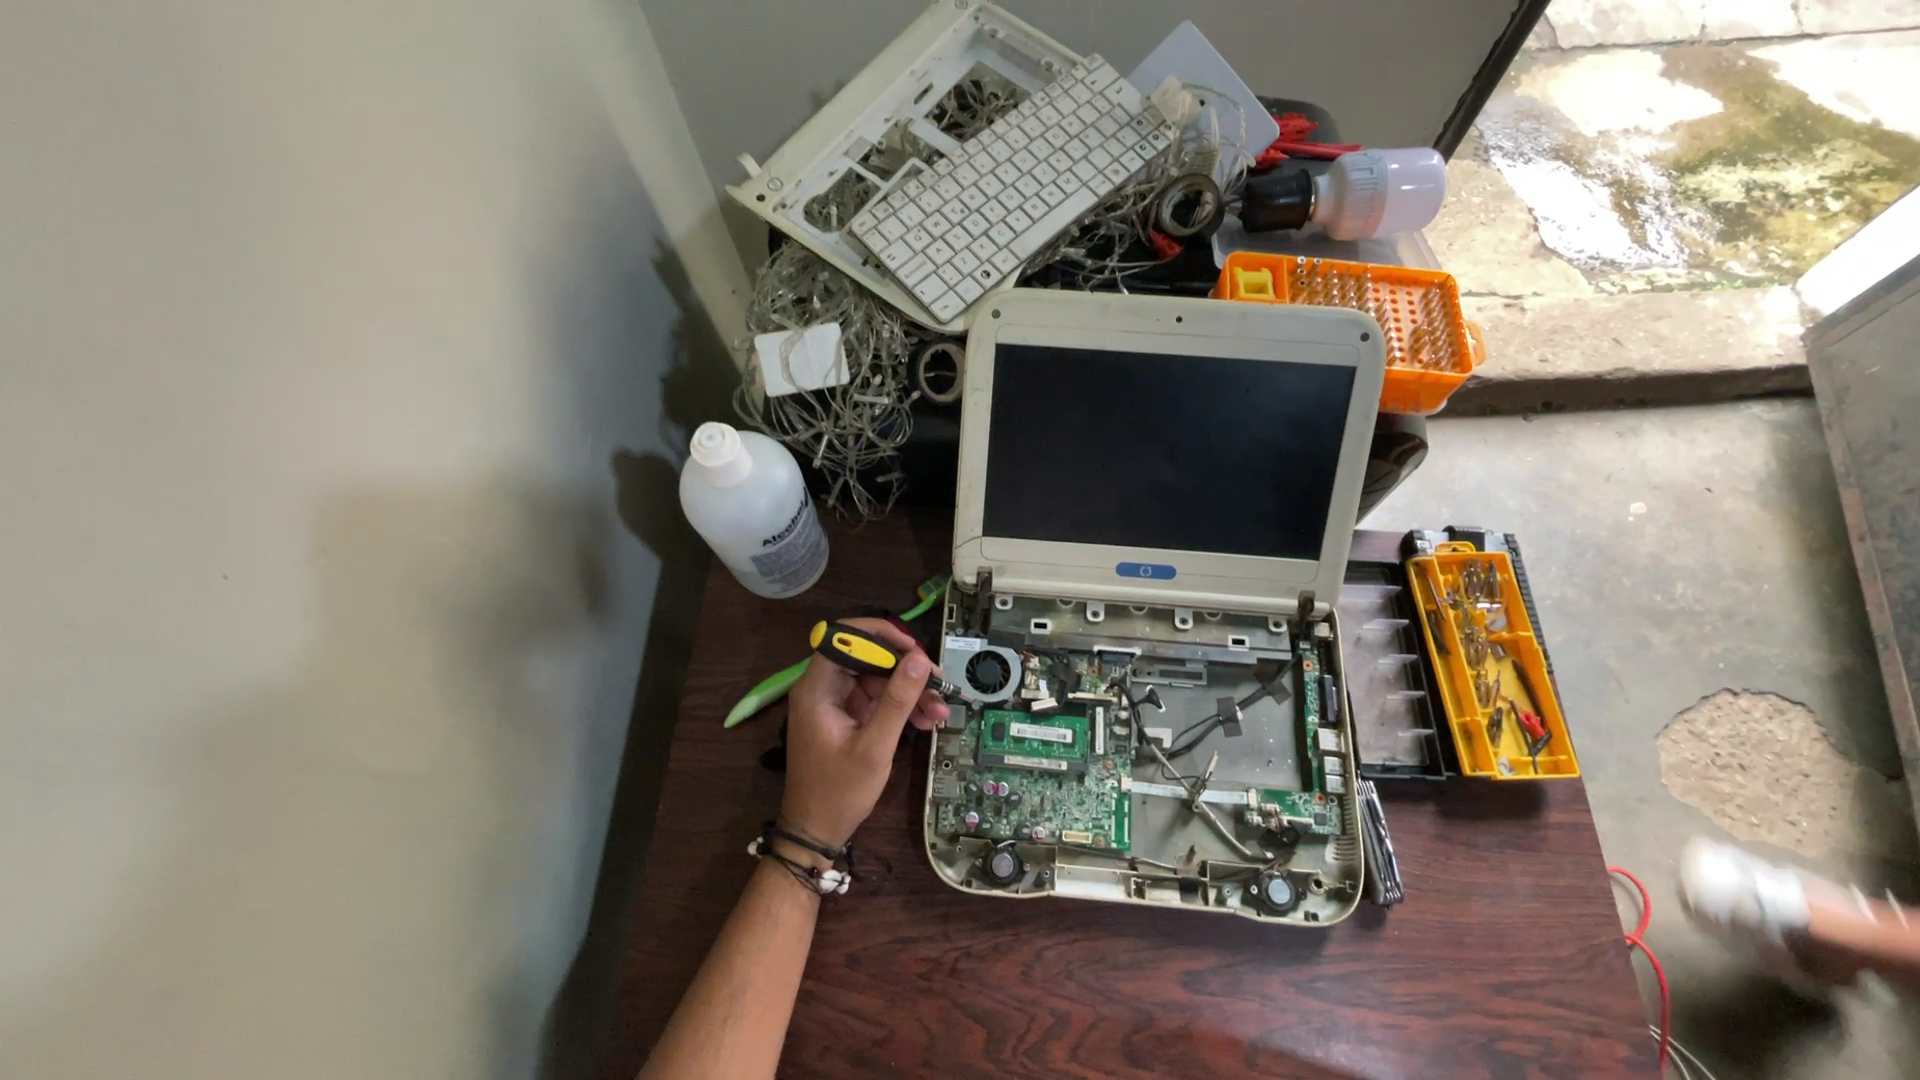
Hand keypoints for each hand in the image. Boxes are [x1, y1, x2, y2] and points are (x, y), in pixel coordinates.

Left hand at [780, 617, 949, 848]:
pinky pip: (876, 699)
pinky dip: (900, 706)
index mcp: (817, 688)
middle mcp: (822, 688)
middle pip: (866, 657)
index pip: (844, 637)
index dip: (880, 635)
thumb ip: (897, 700)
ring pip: (876, 678)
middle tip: (937, 682)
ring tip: (938, 711)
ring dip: (908, 691)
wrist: (816, 831)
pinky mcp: (846, 717)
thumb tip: (919, 660)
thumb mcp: (874, 746)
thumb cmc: (839, 791)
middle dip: (904, 669)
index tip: (913, 649)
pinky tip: (926, 720)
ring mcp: (834, 702)